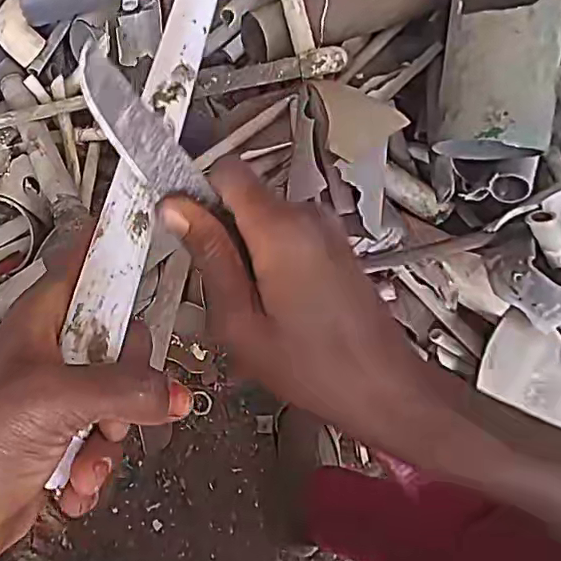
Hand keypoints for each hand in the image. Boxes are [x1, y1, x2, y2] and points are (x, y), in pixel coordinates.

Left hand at [0, 226, 190, 560]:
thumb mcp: (49, 401)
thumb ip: (120, 390)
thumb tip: (171, 391)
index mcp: (41, 322)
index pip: (87, 264)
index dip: (119, 248)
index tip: (155, 231)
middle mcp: (52, 354)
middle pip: (124, 342)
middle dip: (131, 386)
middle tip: (110, 407)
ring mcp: (59, 399)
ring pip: (123, 399)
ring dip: (111, 441)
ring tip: (81, 458)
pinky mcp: (62, 440)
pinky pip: (107, 443)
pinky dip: (96, 469)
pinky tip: (70, 484)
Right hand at [160, 161, 447, 465]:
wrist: (383, 388)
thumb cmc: (315, 366)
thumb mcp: (239, 319)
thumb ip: (208, 255)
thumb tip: (176, 210)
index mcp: (280, 229)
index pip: (226, 171)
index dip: (196, 193)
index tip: (182, 223)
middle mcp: (307, 217)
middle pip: (241, 196)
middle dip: (217, 232)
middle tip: (217, 284)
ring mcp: (324, 229)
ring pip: (259, 217)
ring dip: (242, 250)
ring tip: (248, 302)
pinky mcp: (332, 243)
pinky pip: (282, 233)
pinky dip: (266, 258)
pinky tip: (272, 303)